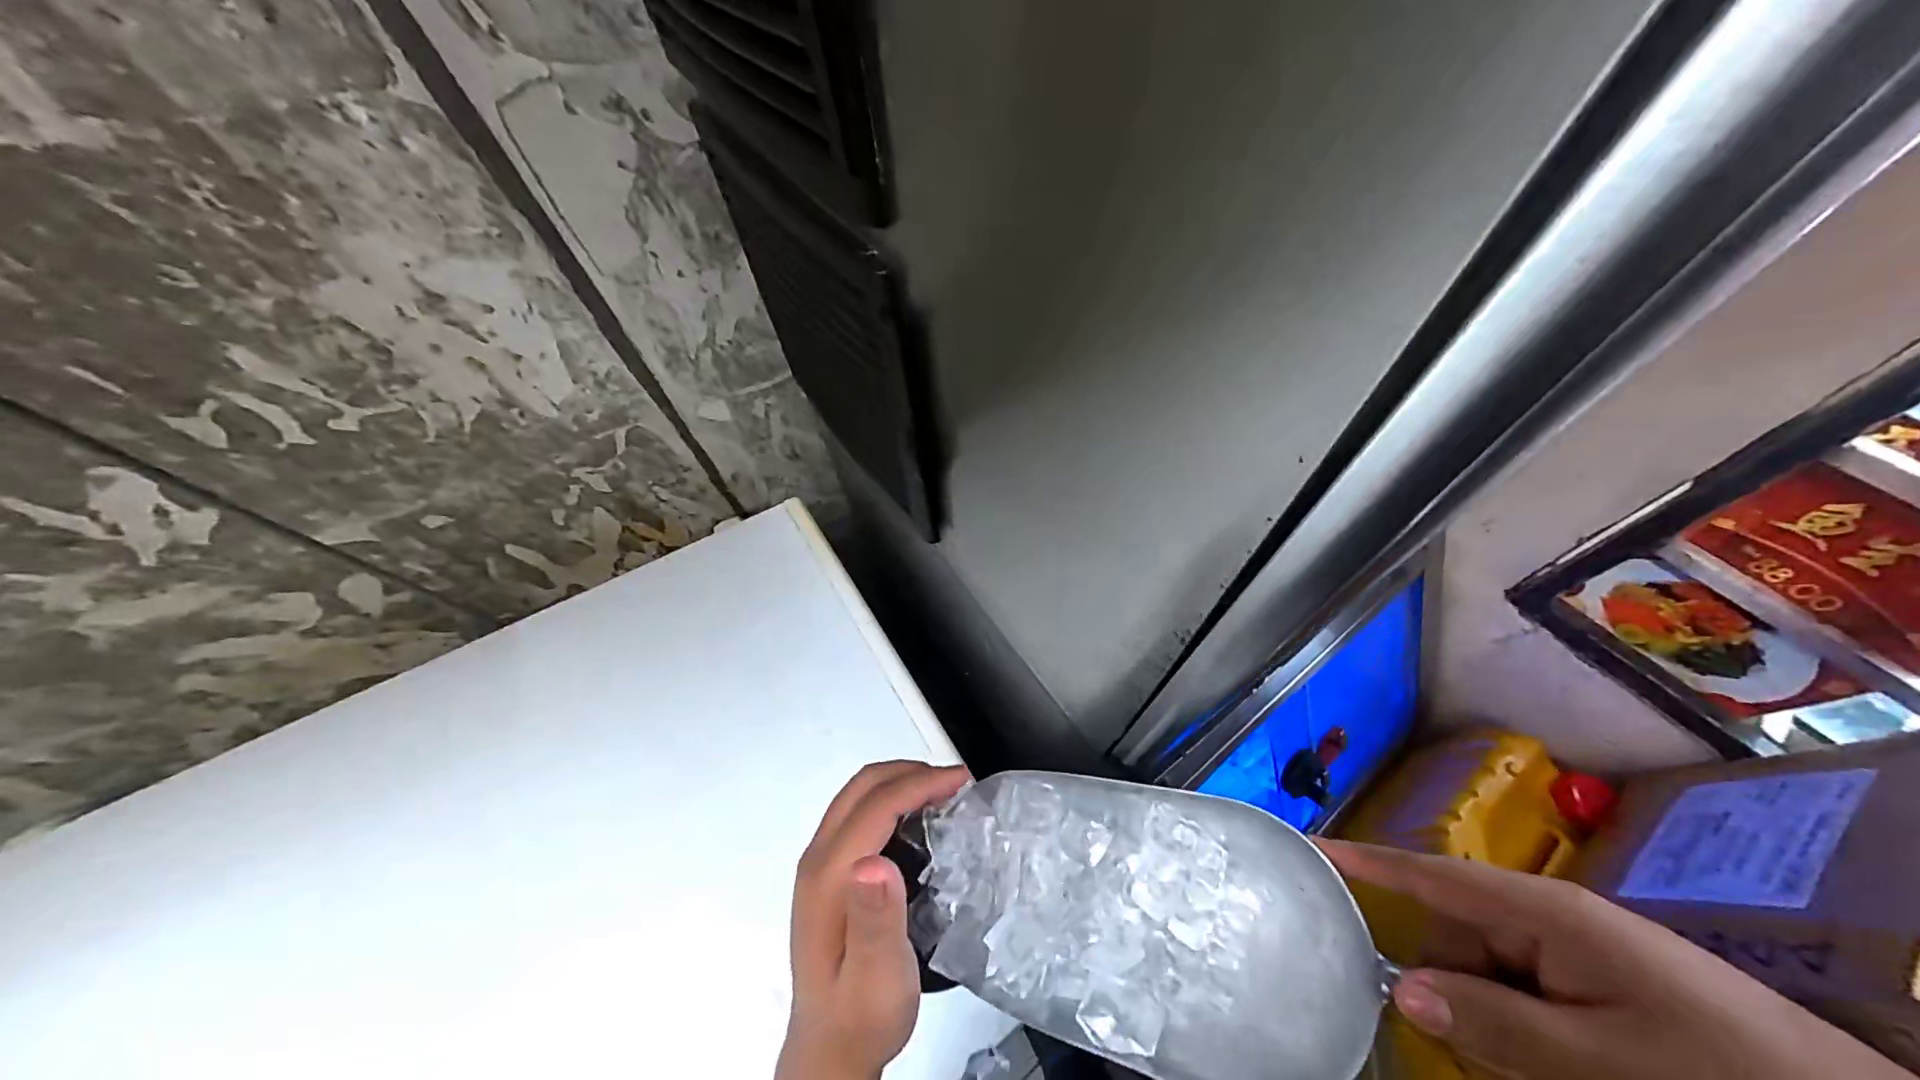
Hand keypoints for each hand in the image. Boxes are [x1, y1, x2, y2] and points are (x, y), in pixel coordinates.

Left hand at [777, 761, 970, 1079]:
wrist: (831, 1047)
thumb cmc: (860, 1015)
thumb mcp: (876, 978)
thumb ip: (874, 921)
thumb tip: (875, 863)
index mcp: (829, 876)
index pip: (876, 805)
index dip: (920, 784)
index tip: (961, 782)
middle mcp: (817, 860)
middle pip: (862, 788)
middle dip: (911, 772)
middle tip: (956, 781)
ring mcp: (819, 865)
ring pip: (858, 796)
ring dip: (901, 782)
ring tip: (943, 792)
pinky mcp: (828, 874)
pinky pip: (858, 814)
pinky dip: (892, 800)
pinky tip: (918, 817)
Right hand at [1314, 839, 1905, 1079]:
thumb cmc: (1720, 1072)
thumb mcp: (1602, 1061)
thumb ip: (1495, 1022)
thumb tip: (1399, 987)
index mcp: (1542, 912)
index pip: (1428, 872)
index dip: (1364, 859)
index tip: (1306, 847)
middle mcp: (1547, 916)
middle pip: (1454, 934)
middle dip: (1448, 985)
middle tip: (1480, 1051)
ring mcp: (1574, 946)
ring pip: (1486, 969)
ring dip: (1490, 1015)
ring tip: (1541, 1068)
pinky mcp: (1594, 977)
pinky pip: (1524, 989)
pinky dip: (1520, 1025)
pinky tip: (1552, 1062)